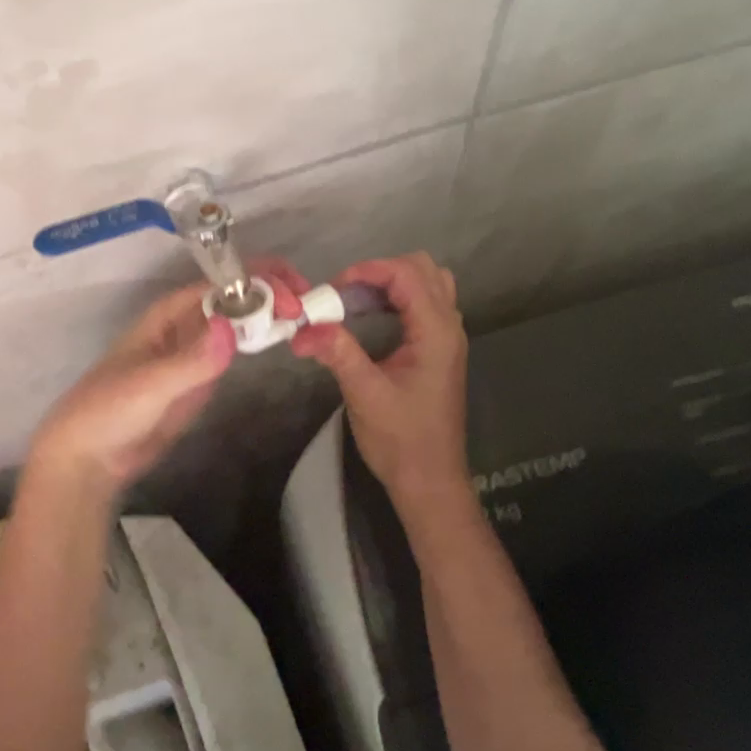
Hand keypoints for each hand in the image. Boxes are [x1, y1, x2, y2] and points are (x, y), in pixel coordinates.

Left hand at [30, 260, 307, 493]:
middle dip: (270, 293)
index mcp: (168, 314)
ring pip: (238, 321)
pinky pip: (234, 350)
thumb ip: (190, 360)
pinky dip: (259, 341)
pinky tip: (283, 341)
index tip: (293, 293)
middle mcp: (185, 325)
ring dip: (269, 314)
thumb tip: (232, 326)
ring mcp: (194, 351)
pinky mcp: (200, 378)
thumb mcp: (149, 385)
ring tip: (308, 318)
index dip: (258, 282)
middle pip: (234, 298)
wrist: (91, 457)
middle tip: (309, 308)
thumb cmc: (108, 410)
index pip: (220, 286)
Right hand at [292, 252, 468, 503]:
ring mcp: (447, 339)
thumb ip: (337, 352)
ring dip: (391, 284)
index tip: (333, 288)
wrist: (429, 480)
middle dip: (380, 272)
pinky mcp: (439, 351)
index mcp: (436, 332)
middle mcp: (448, 327)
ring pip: (427, 285)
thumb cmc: (400, 439)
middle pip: (422, 269)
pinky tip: (370, 320)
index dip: (368, 270)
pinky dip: (398, 300)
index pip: (407, 274)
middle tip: (345, 293)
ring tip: (355, 302)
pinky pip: (424, 305)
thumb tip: (302, 328)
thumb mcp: (364, 393)